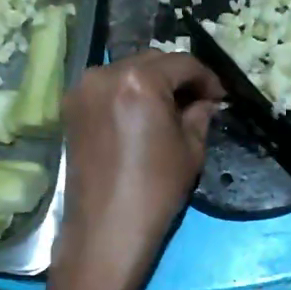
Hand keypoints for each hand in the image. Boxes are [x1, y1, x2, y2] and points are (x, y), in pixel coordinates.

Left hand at [56, 52, 223, 288]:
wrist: (106, 228)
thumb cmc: (155, 188)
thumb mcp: (190, 149)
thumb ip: (199, 115)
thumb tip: (204, 102)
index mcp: (139, 80)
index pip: (181, 63)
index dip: (206, 78)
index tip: (220, 96)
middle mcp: (104, 73)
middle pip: (150, 62)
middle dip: (176, 78)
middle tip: (196, 101)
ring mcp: (82, 91)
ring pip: (125, 72)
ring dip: (149, 84)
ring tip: (167, 110)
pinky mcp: (70, 110)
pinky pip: (106, 90)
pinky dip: (125, 96)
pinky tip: (140, 118)